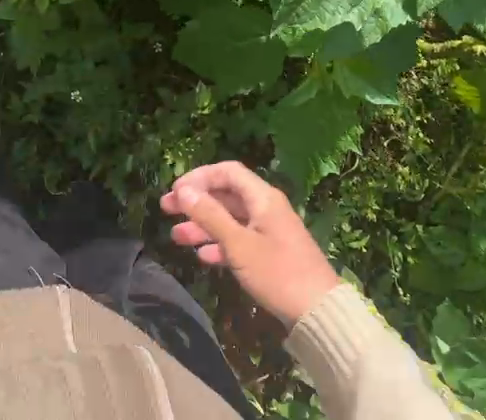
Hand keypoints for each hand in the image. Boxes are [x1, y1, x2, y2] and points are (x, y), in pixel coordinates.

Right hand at [161, 161, 340, 325]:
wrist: (318, 313)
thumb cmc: (277, 272)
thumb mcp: (238, 244)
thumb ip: (209, 215)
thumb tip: (183, 190)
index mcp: (262, 198)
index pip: (227, 172)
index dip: (199, 177)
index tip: (175, 190)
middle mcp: (266, 208)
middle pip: (226, 195)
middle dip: (196, 202)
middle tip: (166, 210)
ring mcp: (269, 232)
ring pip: (230, 219)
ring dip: (203, 226)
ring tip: (176, 238)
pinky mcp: (270, 254)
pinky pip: (239, 240)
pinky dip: (220, 245)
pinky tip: (203, 257)